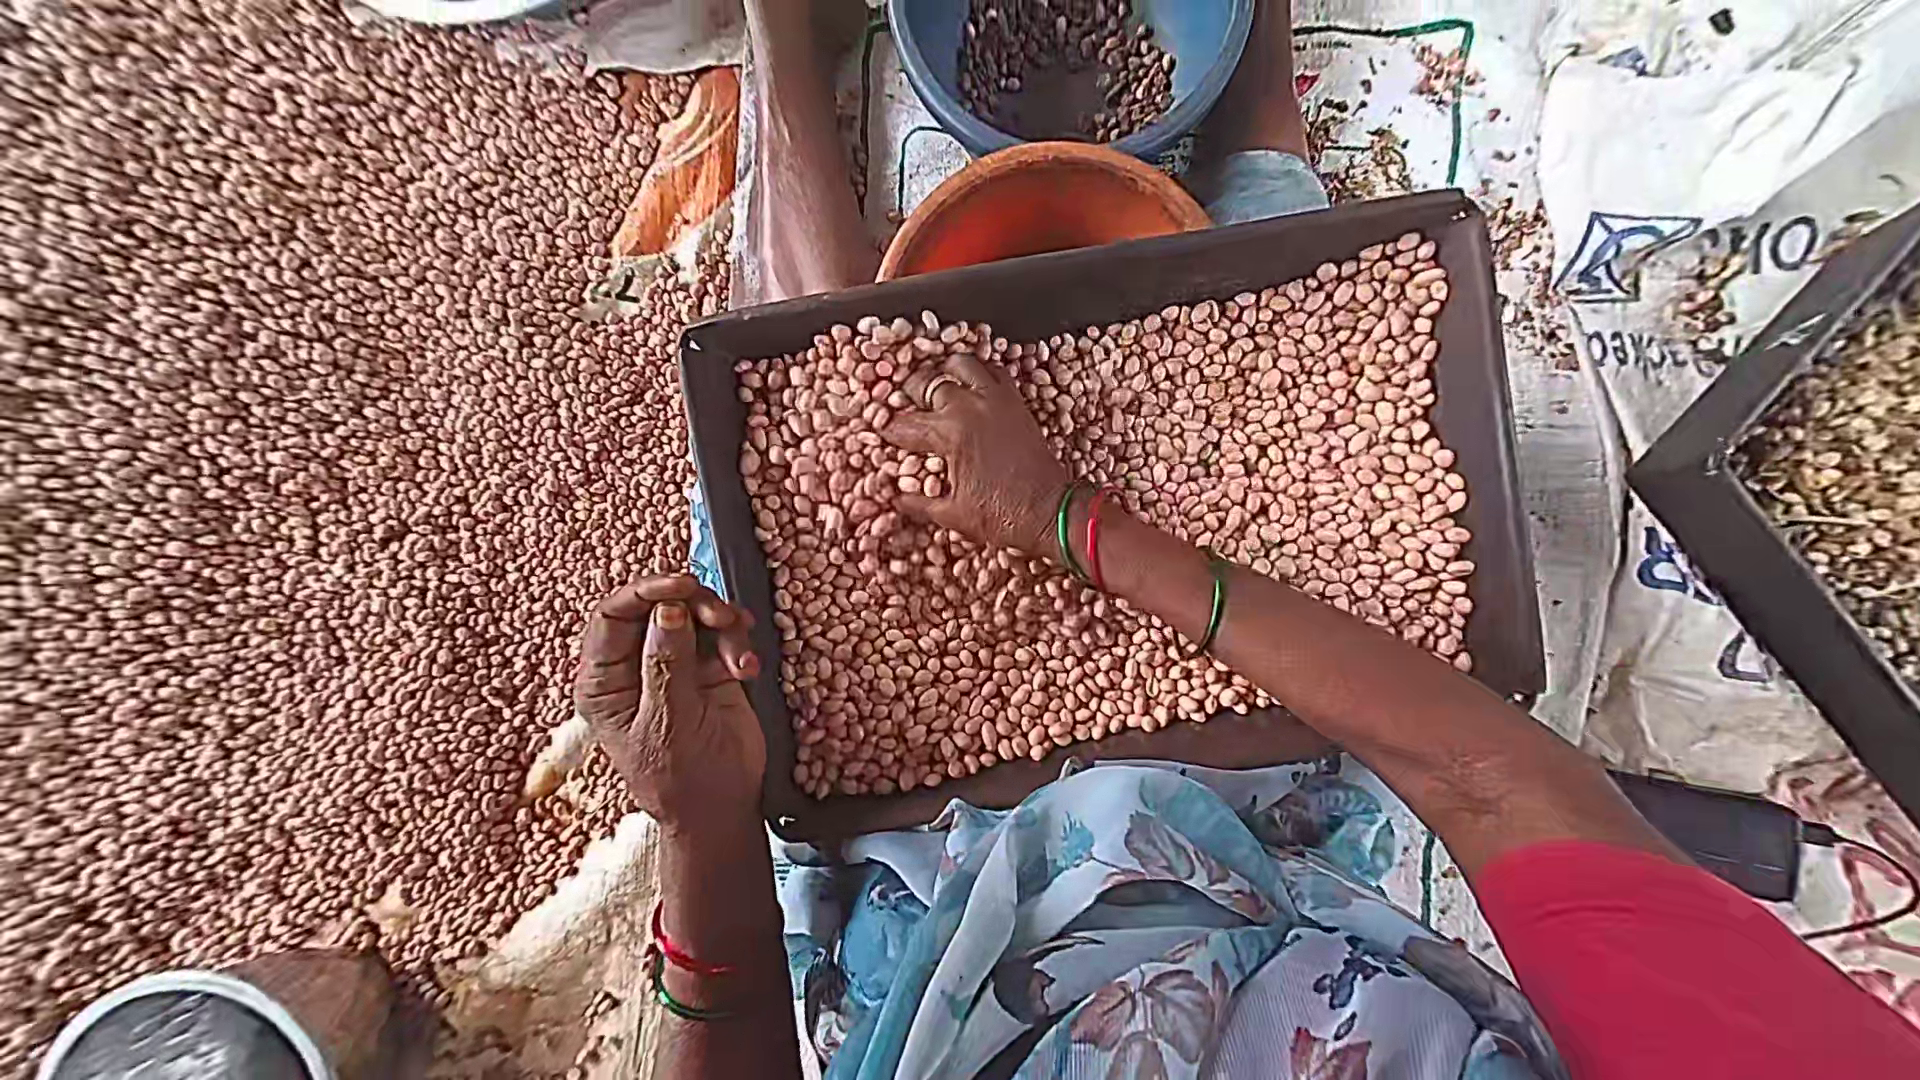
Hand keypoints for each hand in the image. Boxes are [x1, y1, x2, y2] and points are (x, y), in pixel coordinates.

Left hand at [573, 574, 764, 835]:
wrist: (722, 805)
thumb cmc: (680, 777)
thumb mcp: (668, 724)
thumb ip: (666, 666)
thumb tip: (667, 611)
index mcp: (607, 680)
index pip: (613, 615)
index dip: (646, 591)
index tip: (683, 586)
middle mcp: (638, 664)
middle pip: (661, 606)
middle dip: (695, 606)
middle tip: (723, 618)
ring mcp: (678, 662)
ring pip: (697, 615)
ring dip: (724, 626)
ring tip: (742, 661)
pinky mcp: (712, 666)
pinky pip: (725, 634)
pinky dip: (740, 641)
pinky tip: (748, 666)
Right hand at [881, 352, 1070, 554]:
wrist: (1049, 511)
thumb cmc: (1002, 515)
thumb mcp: (952, 514)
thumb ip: (918, 503)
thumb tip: (895, 498)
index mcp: (948, 434)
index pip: (904, 425)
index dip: (888, 431)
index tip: (882, 434)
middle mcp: (969, 407)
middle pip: (926, 384)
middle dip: (908, 394)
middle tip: (903, 406)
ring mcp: (995, 399)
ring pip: (959, 364)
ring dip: (943, 372)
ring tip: (935, 386)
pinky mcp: (1015, 400)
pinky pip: (993, 370)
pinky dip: (978, 371)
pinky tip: (970, 384)